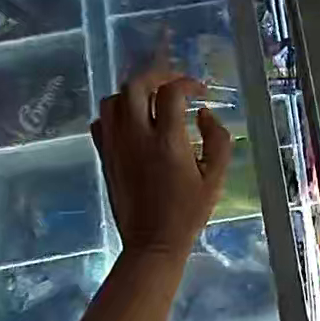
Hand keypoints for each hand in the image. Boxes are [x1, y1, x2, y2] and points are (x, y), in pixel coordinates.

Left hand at [91, 68, 234, 258]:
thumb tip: (205, 114)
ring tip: (152, 100)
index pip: (171, 93)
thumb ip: (218, 139)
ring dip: (134, 93)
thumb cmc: (188, 212)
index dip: (187, 83)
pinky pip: (101, 122)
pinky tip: (132, 122)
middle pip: (135, 86)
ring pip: (114, 100)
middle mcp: (136, 137)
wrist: (152, 243)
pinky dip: (116, 113)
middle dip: (156, 77)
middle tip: (173, 85)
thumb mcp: (215, 177)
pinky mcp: (105, 156)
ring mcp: (116, 146)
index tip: (200, 92)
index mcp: (167, 142)